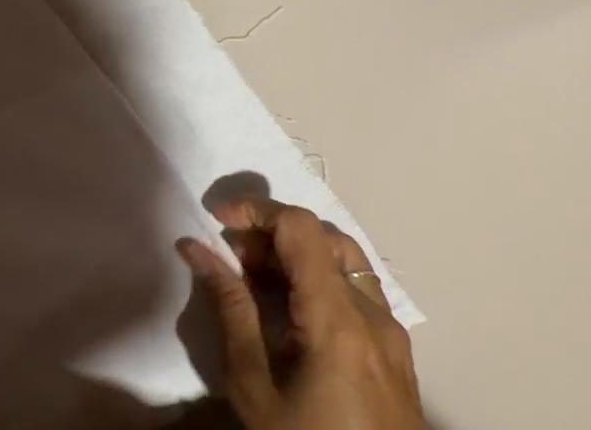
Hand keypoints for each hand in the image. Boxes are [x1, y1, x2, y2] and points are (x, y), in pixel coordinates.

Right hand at [178, 199, 424, 429]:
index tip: (217, 222)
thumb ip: (230, 307)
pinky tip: (286, 307)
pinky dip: (316, 278)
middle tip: (232, 255)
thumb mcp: (253, 380)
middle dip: (272, 230)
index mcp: (339, 319)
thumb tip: (195, 248)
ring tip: (254, 279)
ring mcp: (391, 334)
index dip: (256, 210)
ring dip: (295, 253)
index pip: (302, 228)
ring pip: (345, 261)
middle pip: (326, 236)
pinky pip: (355, 290)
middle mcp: (374, 316)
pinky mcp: (394, 352)